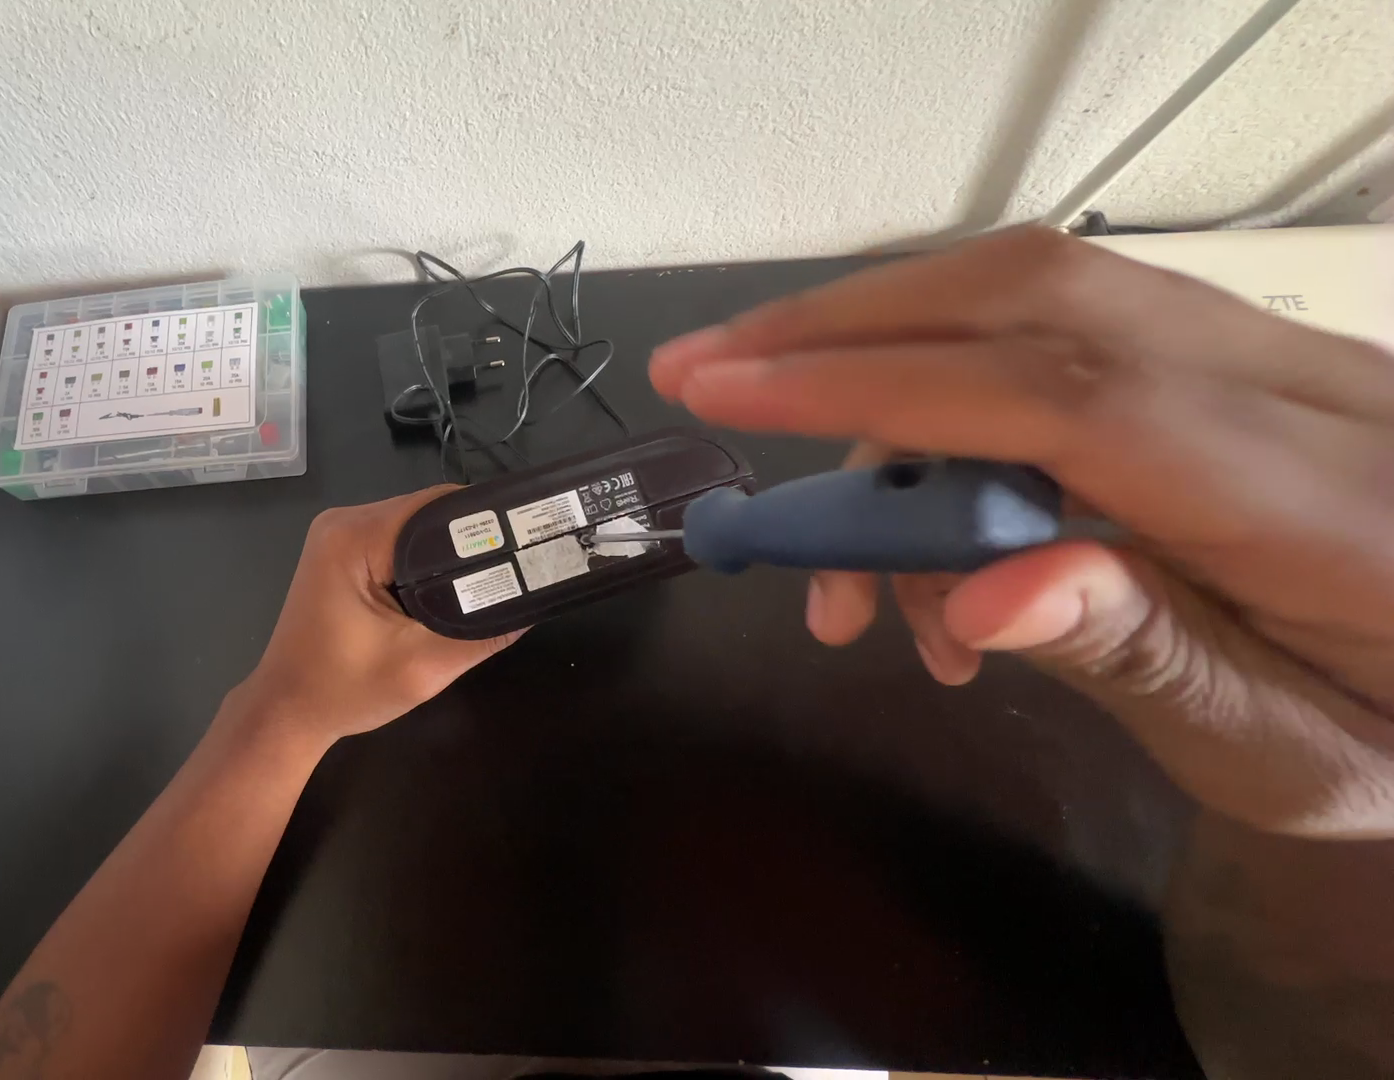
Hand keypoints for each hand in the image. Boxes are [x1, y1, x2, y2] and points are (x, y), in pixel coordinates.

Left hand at [232, 487, 524, 746]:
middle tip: (520, 563)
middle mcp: (344, 522)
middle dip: (473, 538)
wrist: (287, 712)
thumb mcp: (422, 668)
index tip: (528, 541)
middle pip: (428, 513)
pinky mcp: (343, 553)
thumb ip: (480, 636)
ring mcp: (340, 535)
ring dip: (451, 551)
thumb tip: (532, 606)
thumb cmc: (344, 691)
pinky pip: (399, 543)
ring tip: (496, 575)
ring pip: (416, 527)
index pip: (436, 508)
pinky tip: (456, 585)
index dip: (487, 522)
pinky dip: (427, 561)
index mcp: (354, 537)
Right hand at [649, 226, 1393, 837]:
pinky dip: (918, 426)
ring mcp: (1245, 350)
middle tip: (693, 372)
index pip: (1057, 396)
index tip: (719, 394)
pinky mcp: (1197, 355)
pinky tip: (910, 547)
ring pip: (1005, 305)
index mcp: (1331, 501)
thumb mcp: (1285, 752)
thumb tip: (978, 598)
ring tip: (829, 564)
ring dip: (859, 389)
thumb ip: (1142, 660)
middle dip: (823, 327)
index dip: (868, 382)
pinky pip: (1016, 351)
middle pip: (1018, 294)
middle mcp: (1290, 383)